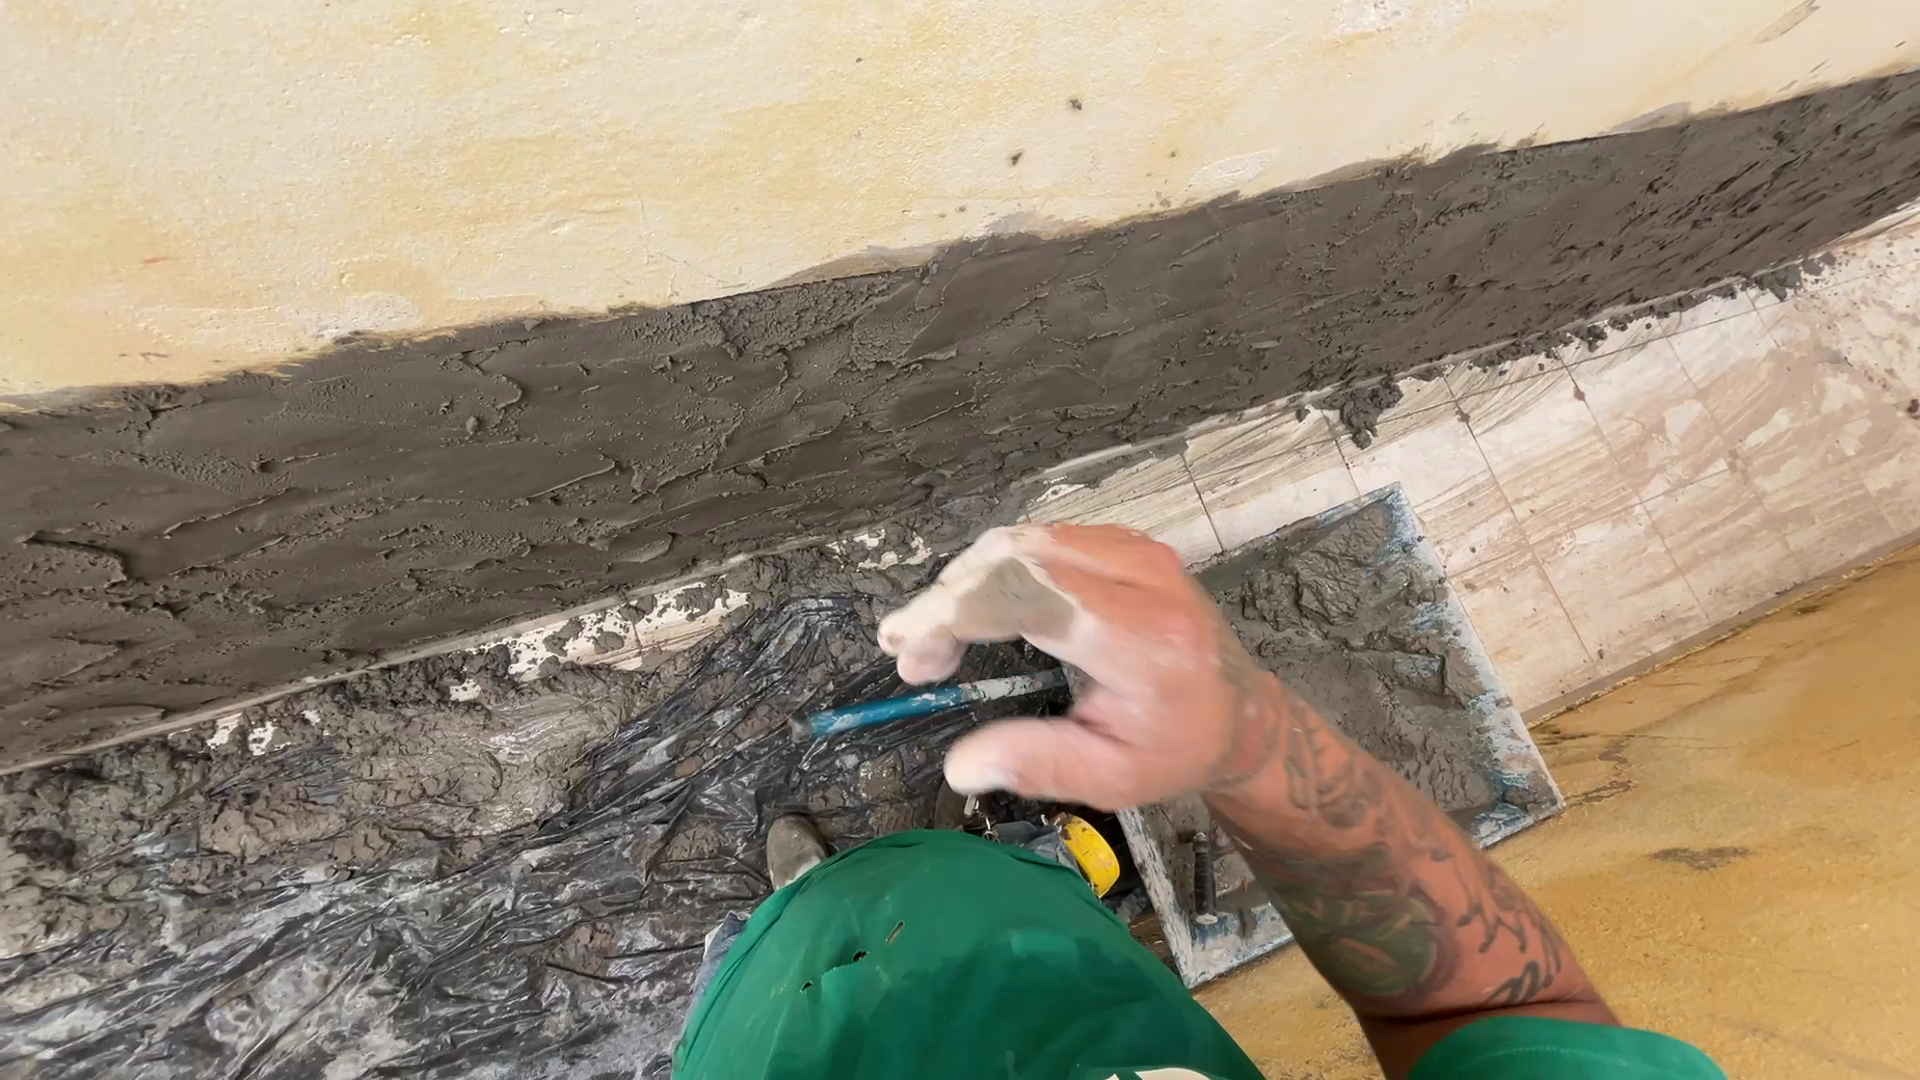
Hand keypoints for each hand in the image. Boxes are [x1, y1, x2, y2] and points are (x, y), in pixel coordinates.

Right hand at [877, 524, 1283, 810]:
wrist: (1239, 708)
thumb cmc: (1176, 747)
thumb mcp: (1112, 776)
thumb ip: (1038, 764)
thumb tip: (959, 765)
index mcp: (1142, 638)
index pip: (1027, 595)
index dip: (951, 614)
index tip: (905, 649)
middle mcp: (1141, 575)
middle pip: (1016, 557)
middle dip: (947, 600)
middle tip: (914, 656)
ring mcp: (1135, 548)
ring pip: (1022, 539)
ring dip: (965, 583)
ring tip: (938, 638)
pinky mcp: (1124, 540)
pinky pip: (1040, 538)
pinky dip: (994, 570)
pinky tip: (977, 609)